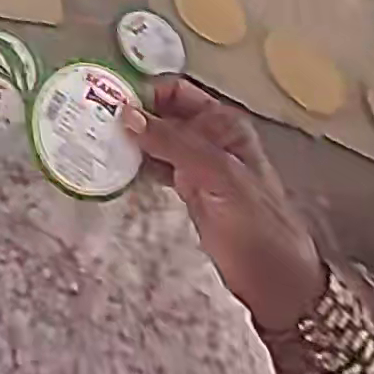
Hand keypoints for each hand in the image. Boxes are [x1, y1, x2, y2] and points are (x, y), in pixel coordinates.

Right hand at [123, 77, 324, 329]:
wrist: (276, 282)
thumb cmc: (255, 221)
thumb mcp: (216, 174)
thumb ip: (172, 141)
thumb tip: (127, 113)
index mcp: (223, 122)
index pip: (177, 91)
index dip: (147, 91)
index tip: (113, 98)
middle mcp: (208, 136)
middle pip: (163, 112)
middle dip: (134, 113)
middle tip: (98, 117)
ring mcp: (197, 163)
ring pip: (157, 139)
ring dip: (132, 138)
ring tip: (99, 137)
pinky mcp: (188, 189)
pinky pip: (156, 165)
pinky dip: (137, 162)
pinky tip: (117, 164)